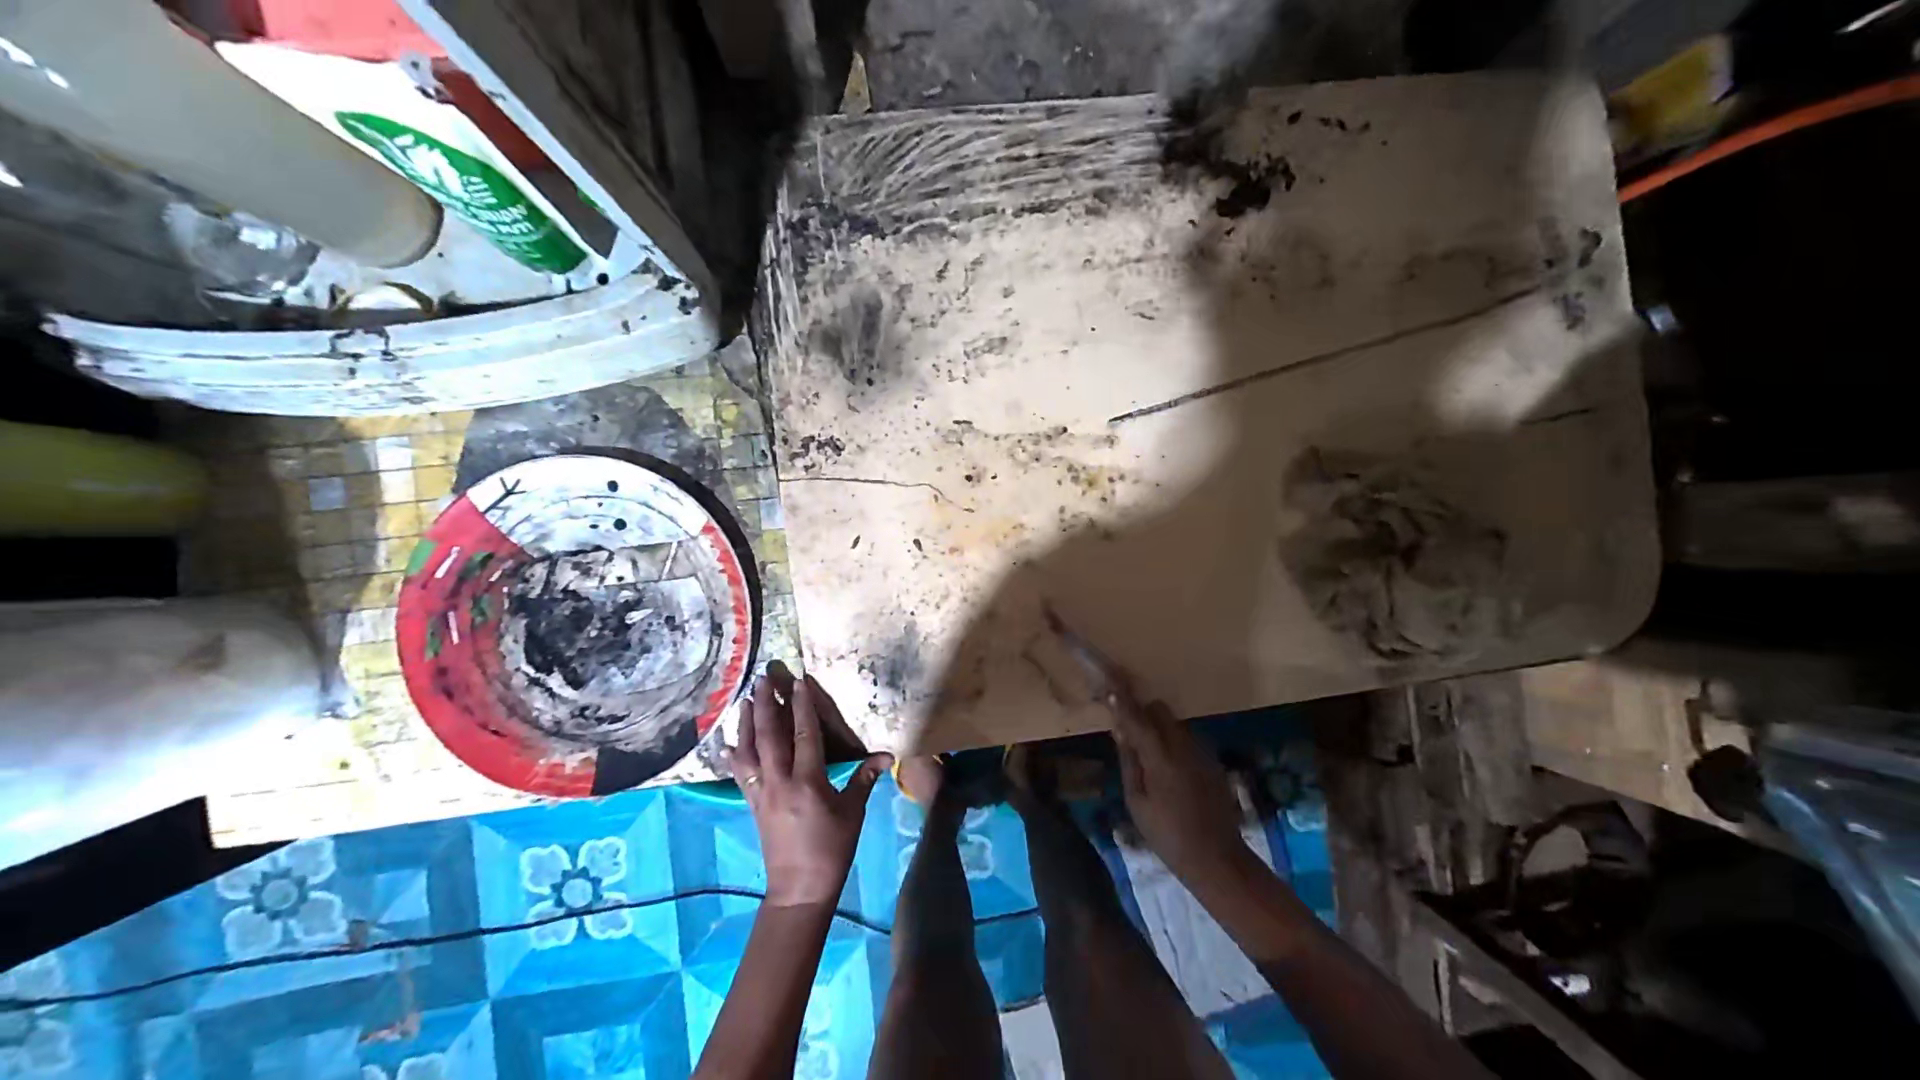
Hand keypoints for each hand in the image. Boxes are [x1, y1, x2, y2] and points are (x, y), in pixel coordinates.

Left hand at [727, 662, 892, 907]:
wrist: (800, 887)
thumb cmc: (832, 848)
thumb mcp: (853, 812)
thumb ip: (864, 779)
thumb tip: (886, 755)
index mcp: (807, 781)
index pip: (804, 735)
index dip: (801, 707)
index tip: (799, 682)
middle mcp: (779, 782)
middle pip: (769, 736)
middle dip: (766, 705)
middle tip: (764, 679)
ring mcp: (761, 793)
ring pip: (749, 750)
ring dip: (746, 723)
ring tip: (745, 699)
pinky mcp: (752, 804)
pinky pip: (739, 774)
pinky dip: (734, 755)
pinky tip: (728, 742)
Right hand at [1106, 683, 1252, 892]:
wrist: (1216, 858)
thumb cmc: (1167, 835)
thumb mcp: (1136, 802)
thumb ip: (1129, 762)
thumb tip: (1120, 732)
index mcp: (1161, 758)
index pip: (1137, 719)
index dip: (1122, 703)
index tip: (1110, 688)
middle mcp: (1184, 747)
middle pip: (1160, 710)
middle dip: (1143, 713)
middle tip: (1130, 731)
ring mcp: (1202, 752)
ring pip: (1175, 723)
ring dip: (1160, 728)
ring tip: (1149, 755)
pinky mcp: (1213, 761)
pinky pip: (1188, 739)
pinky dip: (1174, 743)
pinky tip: (1170, 770)